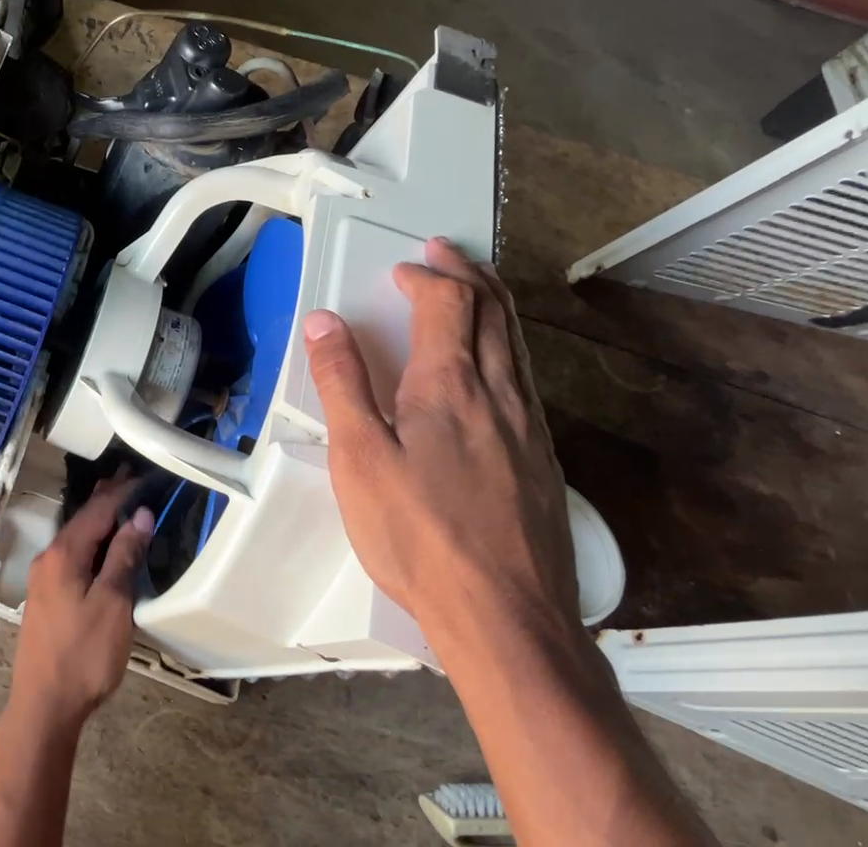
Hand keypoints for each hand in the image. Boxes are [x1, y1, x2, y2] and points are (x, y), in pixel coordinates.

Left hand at [11, 472, 153, 730]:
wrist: (45, 702)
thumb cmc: (83, 653)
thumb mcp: (113, 604)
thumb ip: (124, 558)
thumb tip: (139, 516)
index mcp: (63, 554)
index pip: (96, 511)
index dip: (122, 492)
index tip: (145, 475)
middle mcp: (49, 558)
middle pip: (83, 520)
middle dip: (107, 499)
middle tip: (131, 476)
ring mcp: (45, 578)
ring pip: (77, 538)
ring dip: (100, 520)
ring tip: (122, 503)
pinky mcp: (48, 597)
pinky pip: (74, 556)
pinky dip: (93, 543)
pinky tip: (105, 546)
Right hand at [303, 237, 578, 646]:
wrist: (505, 613)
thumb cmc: (419, 535)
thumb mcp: (358, 457)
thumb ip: (342, 384)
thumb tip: (326, 324)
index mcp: (450, 389)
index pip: (449, 306)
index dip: (427, 277)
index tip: (403, 269)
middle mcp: (500, 397)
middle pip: (495, 314)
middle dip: (469, 275)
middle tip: (446, 254)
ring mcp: (530, 429)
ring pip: (518, 344)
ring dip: (494, 305)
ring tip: (475, 289)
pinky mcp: (542, 460)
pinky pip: (526, 379)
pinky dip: (507, 346)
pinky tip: (493, 368)